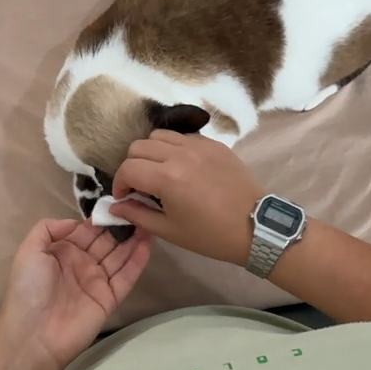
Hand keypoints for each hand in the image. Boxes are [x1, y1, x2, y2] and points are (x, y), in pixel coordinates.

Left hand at [0, 218, 151, 369]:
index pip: (87, 230)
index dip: (101, 218)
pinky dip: (138, 261)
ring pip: (120, 256)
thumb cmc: (29, 289)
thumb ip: (48, 228)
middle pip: (106, 241)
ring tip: (149, 220)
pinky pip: (126, 277)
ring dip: (134, 239)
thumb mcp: (29, 251)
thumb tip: (76, 221)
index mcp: (63, 252)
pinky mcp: (110, 299)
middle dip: (121, 226)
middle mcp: (82, 264)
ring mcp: (97, 282)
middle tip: (139, 207)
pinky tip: (148, 243)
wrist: (34, 335)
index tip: (118, 201)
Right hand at [110, 131, 265, 265]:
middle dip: (132, 166)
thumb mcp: (169, 230)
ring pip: (159, 135)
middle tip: (141, 185)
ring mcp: (198, 145)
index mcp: (167, 178)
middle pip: (139, 146)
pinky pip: (183, 136)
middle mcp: (179, 154)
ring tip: (160, 172)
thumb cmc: (210, 235)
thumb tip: (115, 206)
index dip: (119, 183)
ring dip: (151, 152)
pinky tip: (182, 167)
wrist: (255, 227)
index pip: (127, 168)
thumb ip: (137, 214)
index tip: (125, 197)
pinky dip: (174, 148)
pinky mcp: (213, 143)